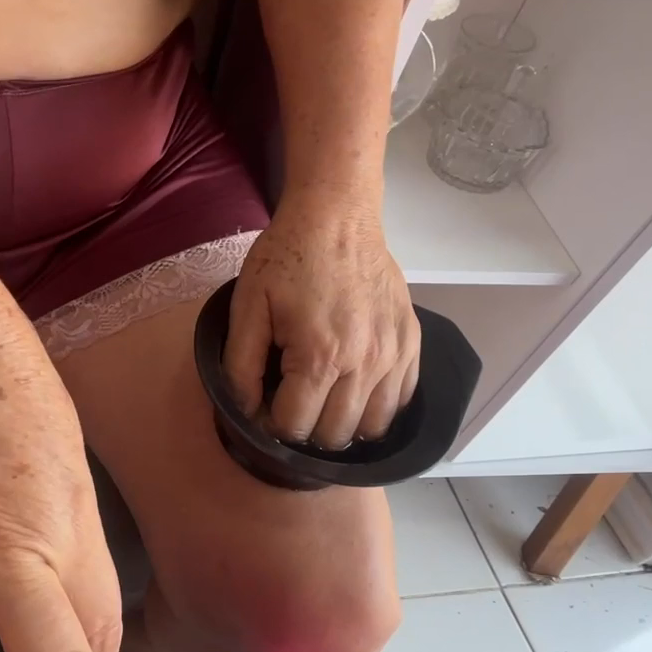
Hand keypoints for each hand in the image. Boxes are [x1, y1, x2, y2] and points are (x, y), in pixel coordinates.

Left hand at [226, 188, 419, 447]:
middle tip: (290, 401)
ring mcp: (394, 356)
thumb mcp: (246, 307)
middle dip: (305, 429)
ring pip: (372, 426)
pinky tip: (354, 391)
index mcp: (318, 358)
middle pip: (334, 435)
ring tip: (323, 400)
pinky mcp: (412, 343)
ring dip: (343, 424)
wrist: (337, 217)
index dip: (270, 424)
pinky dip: (376, 407)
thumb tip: (244, 411)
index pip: (294, 427)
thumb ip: (240, 366)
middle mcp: (363, 365)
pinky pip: (400, 401)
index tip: (263, 403)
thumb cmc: (286, 258)